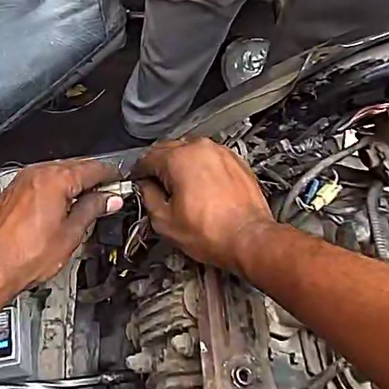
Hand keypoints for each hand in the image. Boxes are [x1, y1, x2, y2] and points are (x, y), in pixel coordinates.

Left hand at [0, 159, 122, 290]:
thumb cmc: (26, 255)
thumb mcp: (71, 233)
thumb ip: (92, 209)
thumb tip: (108, 199)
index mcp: (55, 180)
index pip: (92, 168)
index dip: (111, 175)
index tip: (119, 182)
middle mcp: (36, 174)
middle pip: (74, 166)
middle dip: (93, 178)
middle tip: (108, 194)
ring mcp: (22, 181)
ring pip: (56, 172)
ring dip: (73, 182)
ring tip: (87, 201)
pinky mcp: (13, 191)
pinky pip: (41, 180)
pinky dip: (54, 187)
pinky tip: (61, 204)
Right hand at [136, 138, 275, 276]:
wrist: (250, 240)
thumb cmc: (214, 232)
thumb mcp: (164, 221)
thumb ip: (148, 196)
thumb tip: (146, 187)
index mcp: (178, 159)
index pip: (147, 158)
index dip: (139, 171)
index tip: (138, 180)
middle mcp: (199, 149)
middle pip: (168, 149)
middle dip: (159, 165)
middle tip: (156, 184)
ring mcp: (220, 153)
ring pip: (190, 151)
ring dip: (180, 165)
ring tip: (180, 187)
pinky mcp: (235, 161)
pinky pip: (209, 158)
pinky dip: (201, 168)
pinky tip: (201, 188)